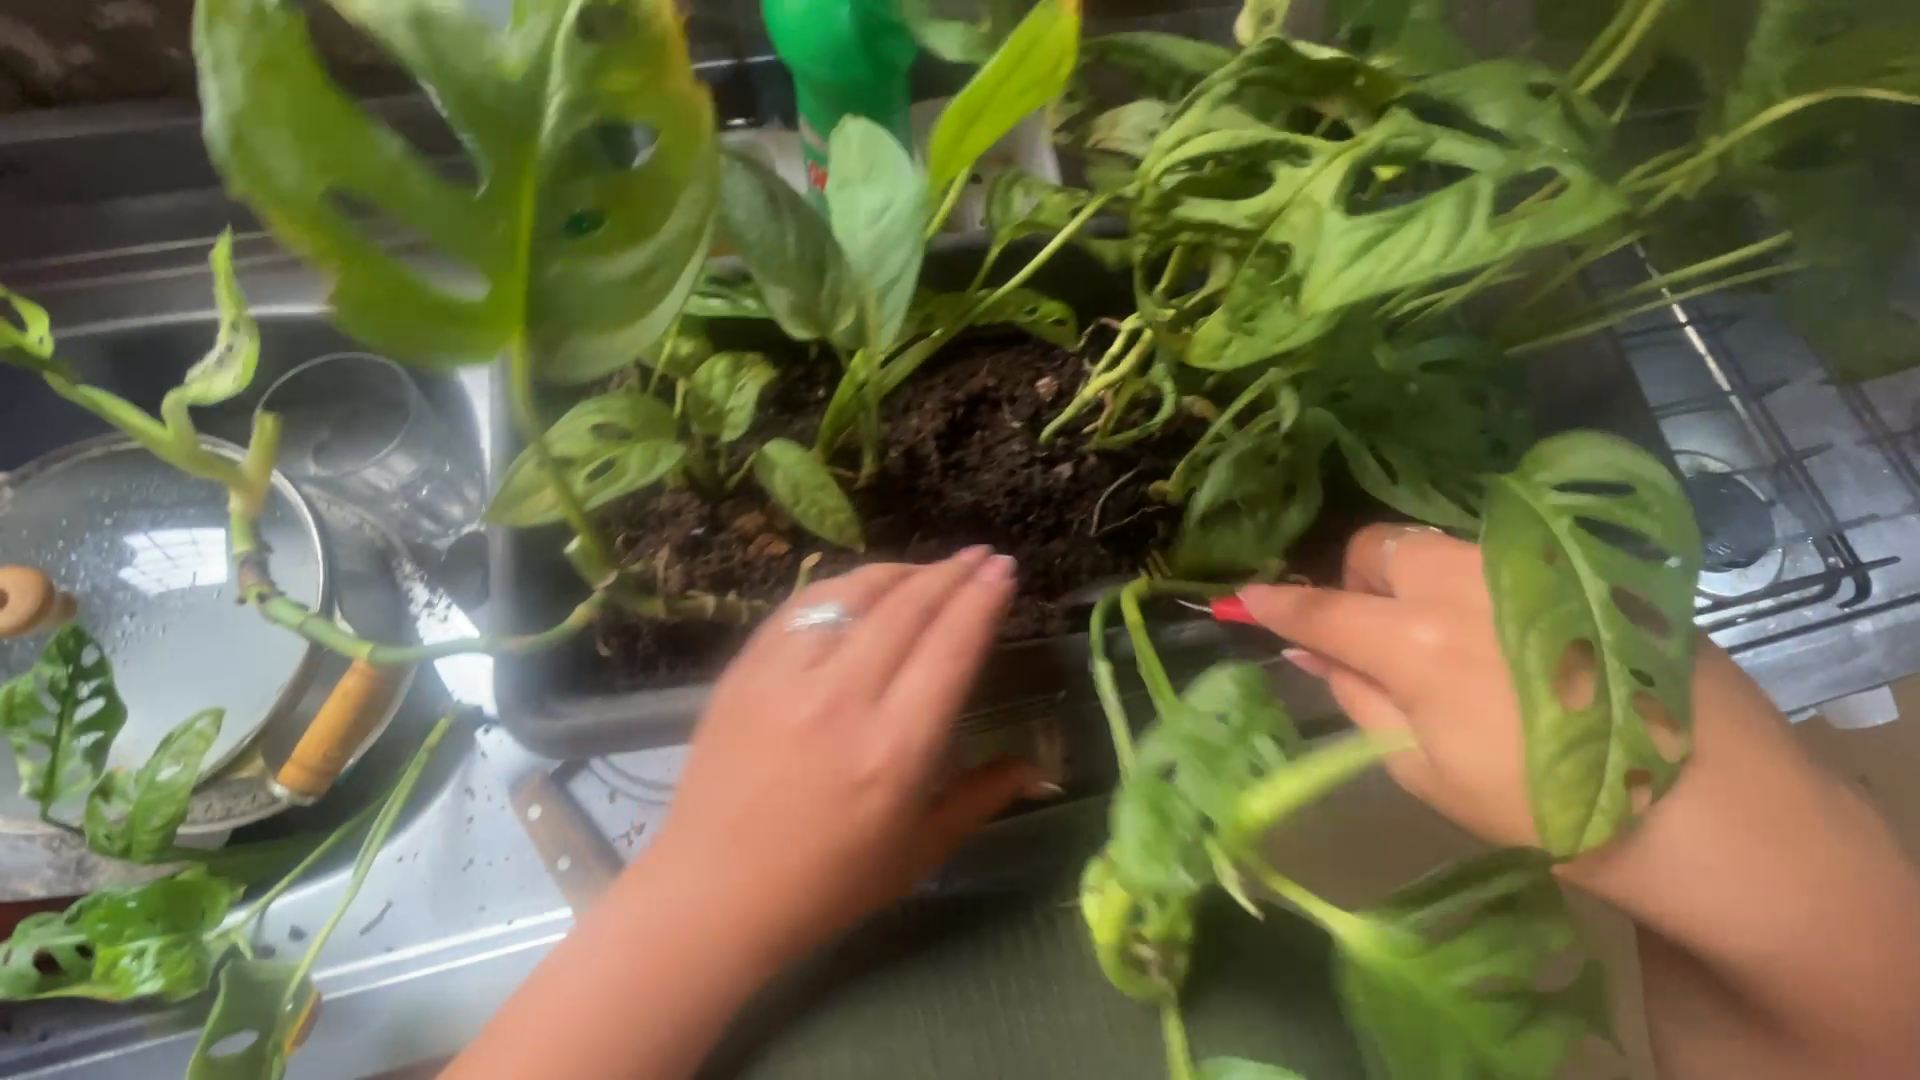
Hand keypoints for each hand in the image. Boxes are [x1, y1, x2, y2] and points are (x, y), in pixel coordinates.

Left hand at [645, 547, 1056, 966]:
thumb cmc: (827, 884)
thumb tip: (1040, 767)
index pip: (951, 648)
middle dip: (953, 572)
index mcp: (894, 750)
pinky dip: (845, 586)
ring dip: (902, 571)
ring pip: (855, 593)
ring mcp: (785, 676)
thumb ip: (984, 796)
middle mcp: (842, 699)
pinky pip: (804, 605)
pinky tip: (865, 587)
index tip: (1004, 570)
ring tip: (931, 569)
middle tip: (982, 555)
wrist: (711, 893)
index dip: (982, 600)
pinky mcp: (746, 669)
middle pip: (908, 608)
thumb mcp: (920, 851)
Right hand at [1225, 524, 1800, 853]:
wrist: (1711, 811)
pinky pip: (1496, 558)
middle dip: (1354, 580)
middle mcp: (1464, 583)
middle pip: (1376, 548)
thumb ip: (1358, 698)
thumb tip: (1309, 653)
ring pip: (1436, 544)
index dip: (1276, 603)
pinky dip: (1473, 584)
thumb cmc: (1543, 807)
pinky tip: (1510, 636)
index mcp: (1415, 642)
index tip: (1242, 596)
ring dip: (1412, 578)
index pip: (1321, 609)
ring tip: (1445, 634)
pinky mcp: (1580, 570)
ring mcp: (1527, 568)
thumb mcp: (1423, 770)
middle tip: (1370, 629)